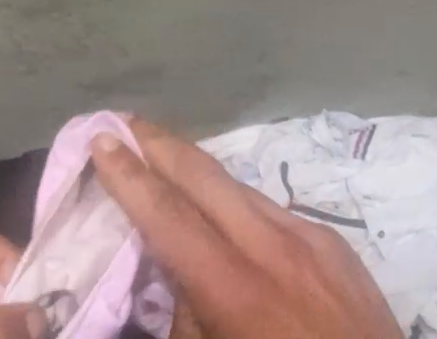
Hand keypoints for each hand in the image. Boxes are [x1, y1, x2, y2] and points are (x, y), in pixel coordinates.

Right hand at [90, 118, 400, 338]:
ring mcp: (312, 239)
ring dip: (198, 171)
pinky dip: (239, 203)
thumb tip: (169, 271)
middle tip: (124, 122)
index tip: (100, 139)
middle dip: (160, 144)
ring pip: (240, 187)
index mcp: (237, 289)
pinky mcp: (336, 243)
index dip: (129, 176)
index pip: (169, 214)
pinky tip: (227, 212)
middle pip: (205, 175)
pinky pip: (274, 211)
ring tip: (164, 158)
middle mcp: (275, 247)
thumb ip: (184, 314)